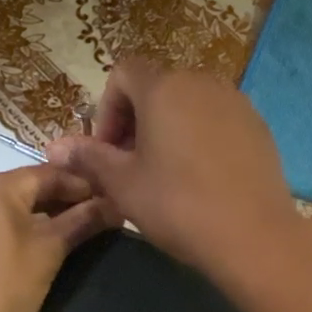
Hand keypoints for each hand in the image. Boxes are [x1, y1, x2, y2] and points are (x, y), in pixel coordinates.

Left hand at [0, 164, 118, 311]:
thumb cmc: (8, 284)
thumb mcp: (51, 249)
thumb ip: (83, 221)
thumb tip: (115, 206)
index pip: (49, 173)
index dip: (83, 184)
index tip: (110, 196)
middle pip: (31, 185)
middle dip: (66, 198)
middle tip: (100, 212)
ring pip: (17, 203)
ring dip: (48, 212)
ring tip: (81, 225)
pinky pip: (3, 218)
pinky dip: (27, 224)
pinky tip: (50, 237)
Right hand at [47, 58, 305, 278]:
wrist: (251, 235)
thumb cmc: (177, 207)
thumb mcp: (123, 187)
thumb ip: (89, 160)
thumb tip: (55, 147)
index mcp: (163, 88)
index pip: (122, 75)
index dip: (106, 112)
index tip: (106, 155)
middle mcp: (201, 82)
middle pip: (157, 90)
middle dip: (135, 125)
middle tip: (130, 172)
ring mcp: (234, 103)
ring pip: (188, 108)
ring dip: (167, 135)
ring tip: (164, 181)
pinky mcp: (257, 127)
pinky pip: (216, 125)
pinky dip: (199, 145)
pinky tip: (199, 185)